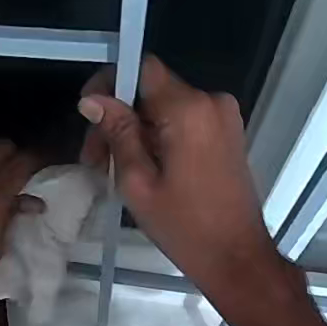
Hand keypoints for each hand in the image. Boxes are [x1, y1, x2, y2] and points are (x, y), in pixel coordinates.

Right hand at [78, 56, 289, 305]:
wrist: (236, 257)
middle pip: (151, 91)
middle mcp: (211, 101)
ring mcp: (224, 117)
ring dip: (136, 132)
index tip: (90, 115)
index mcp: (189, 109)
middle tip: (94, 160)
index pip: (141, 68)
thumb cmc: (184, 226)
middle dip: (119, 118)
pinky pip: (184, 122)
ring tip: (115, 172)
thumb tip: (92, 100)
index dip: (110, 83)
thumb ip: (117, 133)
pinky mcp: (227, 134)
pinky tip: (144, 170)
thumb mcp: (138, 182)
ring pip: (165, 109)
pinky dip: (160, 138)